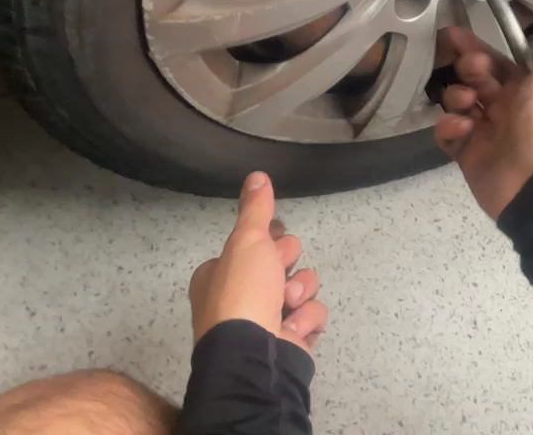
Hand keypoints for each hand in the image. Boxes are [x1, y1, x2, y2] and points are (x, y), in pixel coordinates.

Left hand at [187, 172, 328, 353]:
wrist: (256, 357)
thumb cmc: (243, 293)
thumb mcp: (247, 240)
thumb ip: (255, 209)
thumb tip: (256, 175)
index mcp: (220, 276)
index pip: (255, 243)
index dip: (269, 239)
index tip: (273, 238)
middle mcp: (240, 298)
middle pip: (284, 260)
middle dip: (288, 264)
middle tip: (280, 273)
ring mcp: (266, 322)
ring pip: (302, 285)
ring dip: (301, 292)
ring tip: (289, 306)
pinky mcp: (290, 341)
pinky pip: (312, 314)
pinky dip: (307, 319)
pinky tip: (296, 327)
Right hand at [435, 26, 532, 219]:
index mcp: (525, 89)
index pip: (496, 62)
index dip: (477, 48)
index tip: (454, 35)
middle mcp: (504, 107)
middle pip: (475, 78)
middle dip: (468, 68)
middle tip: (471, 71)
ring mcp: (484, 130)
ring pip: (458, 101)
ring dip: (457, 96)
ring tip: (467, 103)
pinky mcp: (467, 152)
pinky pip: (448, 133)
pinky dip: (449, 127)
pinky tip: (461, 128)